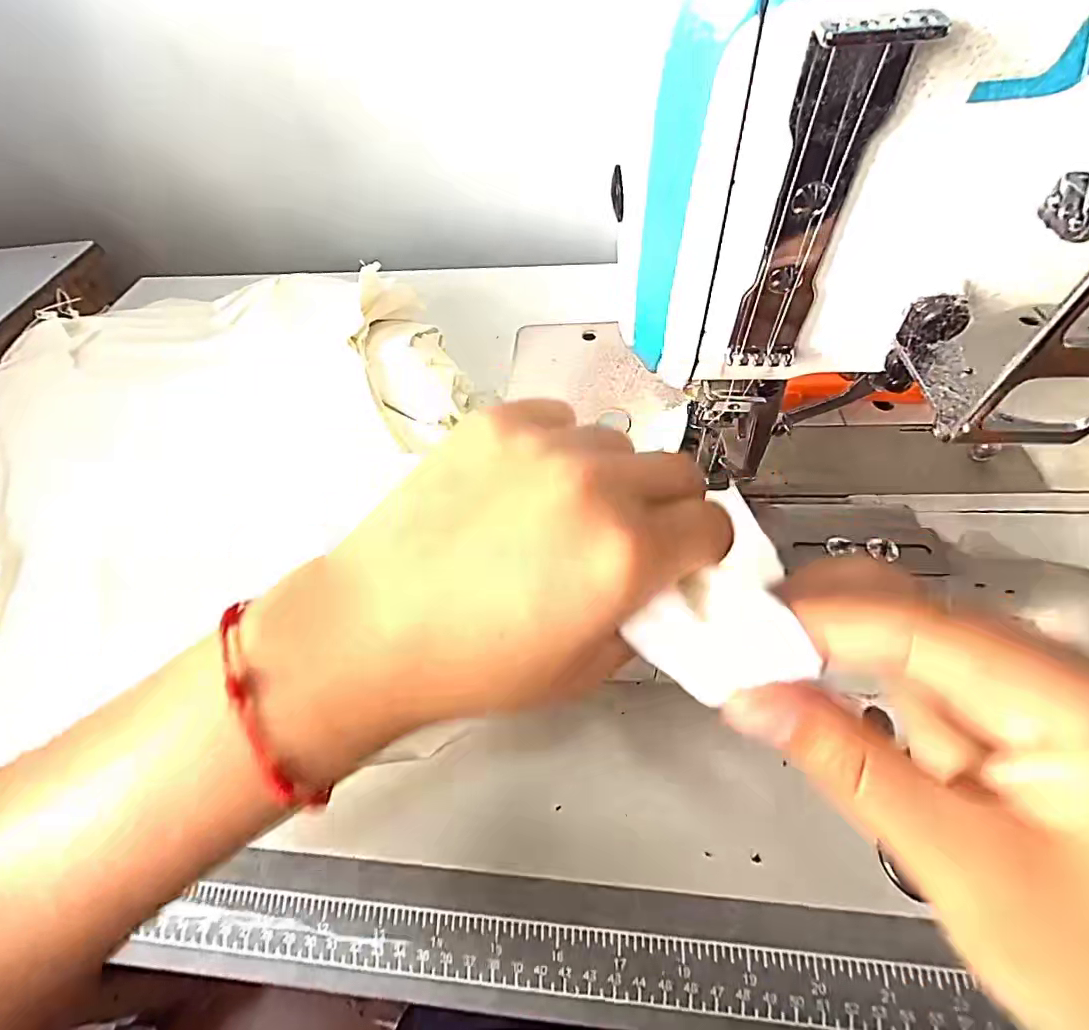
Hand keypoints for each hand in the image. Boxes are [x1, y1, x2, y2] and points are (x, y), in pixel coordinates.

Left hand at [242, 400, 730, 779]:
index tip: (680, 560)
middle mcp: (597, 485)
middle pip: (681, 472)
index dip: (702, 550)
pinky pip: (563, 419)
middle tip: (631, 536)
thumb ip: (646, 616)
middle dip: (670, 508)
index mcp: (626, 552)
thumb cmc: (479, 664)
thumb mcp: (587, 668)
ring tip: (565, 510)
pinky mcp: (499, 422)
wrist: (373, 629)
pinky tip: (525, 485)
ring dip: (613, 476)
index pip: (714, 525)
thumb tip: (666, 582)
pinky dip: (561, 449)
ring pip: (621, 443)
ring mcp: (545, 445)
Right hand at [723, 559, 1088, 1029]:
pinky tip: (821, 694)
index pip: (930, 630)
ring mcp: (1043, 702)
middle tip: (749, 633)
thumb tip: (761, 700)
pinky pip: (925, 685)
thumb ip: (850, 766)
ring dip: (840, 654)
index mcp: (1086, 705)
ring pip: (914, 646)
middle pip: (925, 617)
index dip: (830, 620)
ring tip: (770, 664)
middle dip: (830, 623)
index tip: (752, 625)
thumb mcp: (960, 866)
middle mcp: (1069, 683)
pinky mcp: (1015, 725)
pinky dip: (866, 689)